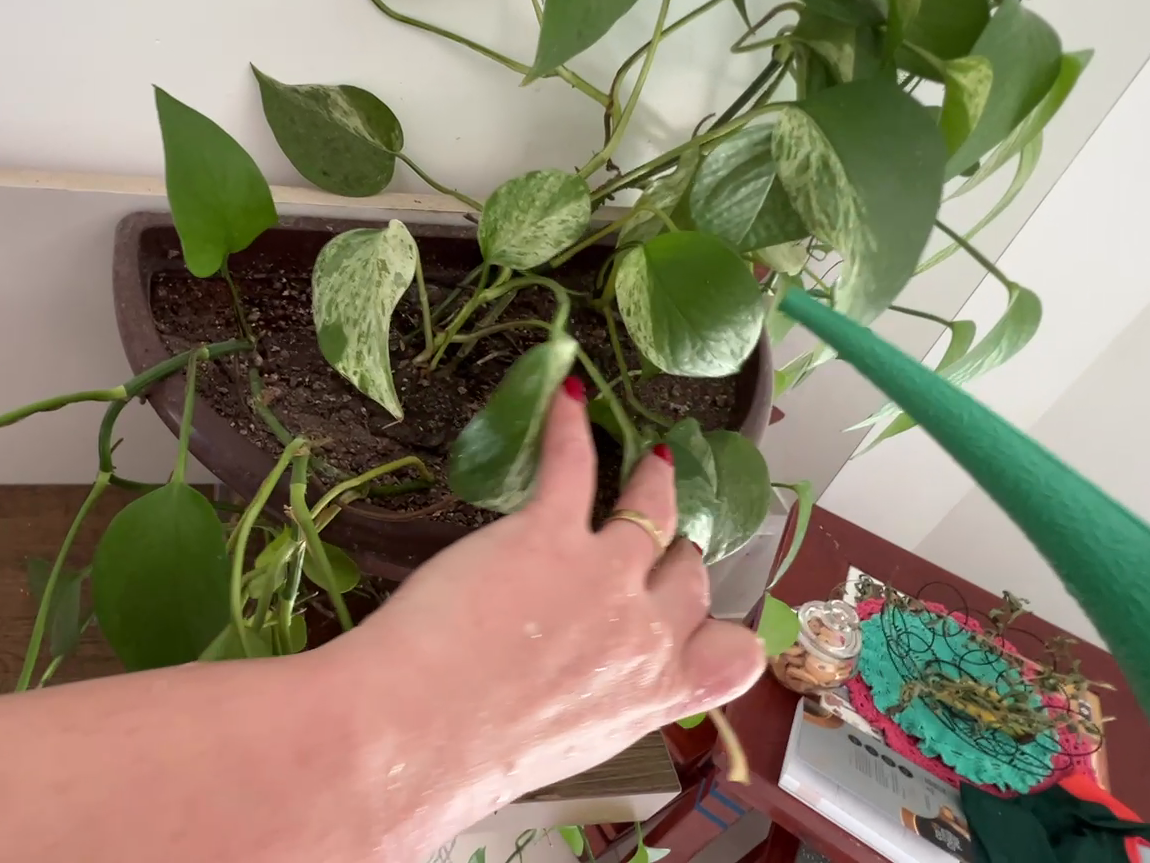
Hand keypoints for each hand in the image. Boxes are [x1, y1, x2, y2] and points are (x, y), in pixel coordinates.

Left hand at [328, 379, 765, 830]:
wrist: (417, 734)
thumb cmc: (474, 752)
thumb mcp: (564, 740)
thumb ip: (593, 700)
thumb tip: (579, 682)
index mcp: (655, 695)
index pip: (733, 654)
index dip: (718, 622)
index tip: (697, 607)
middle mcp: (645, 632)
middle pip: (689, 572)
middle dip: (676, 551)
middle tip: (651, 533)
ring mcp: (603, 575)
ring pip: (651, 510)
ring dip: (654, 482)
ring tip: (653, 459)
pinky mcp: (547, 534)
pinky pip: (574, 463)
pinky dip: (571, 425)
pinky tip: (568, 396)